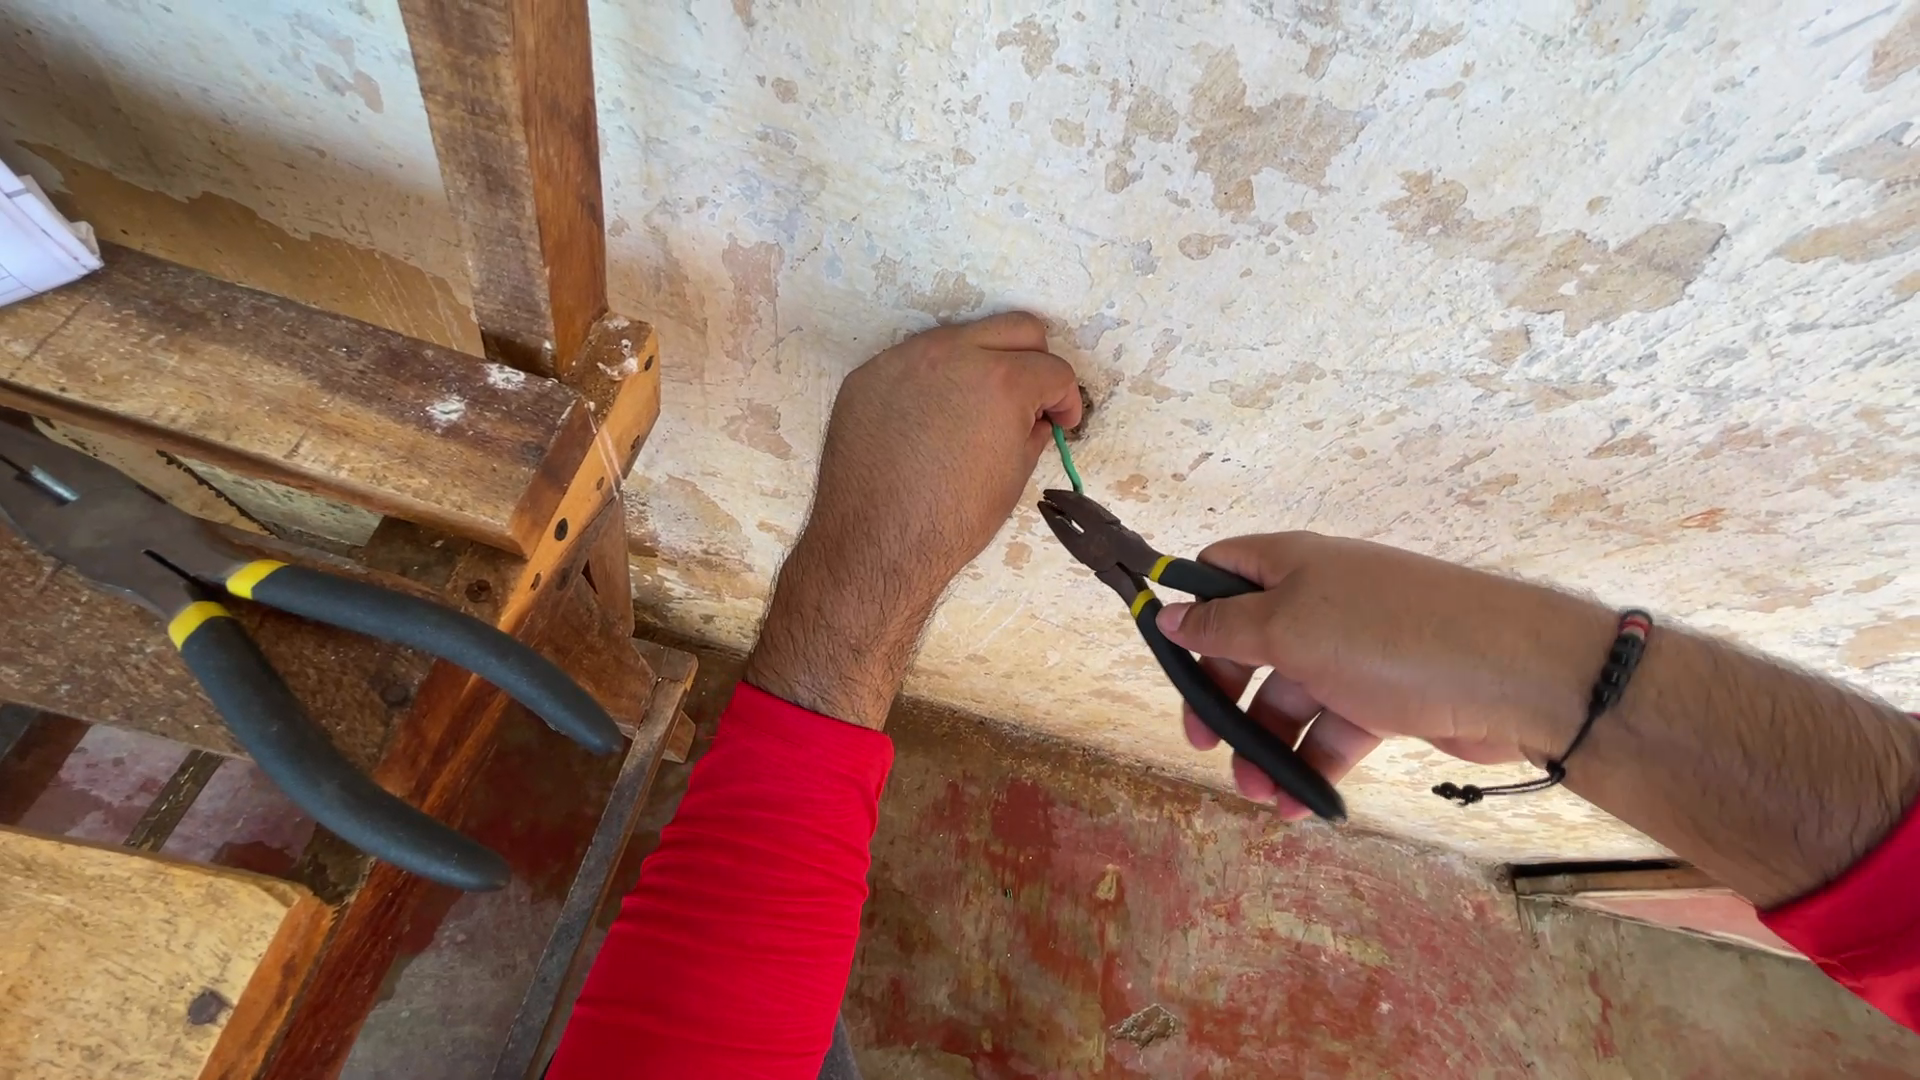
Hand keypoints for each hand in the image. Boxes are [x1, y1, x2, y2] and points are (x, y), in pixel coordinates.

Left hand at [746, 313, 1080, 728]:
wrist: (875, 543)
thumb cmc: (953, 520)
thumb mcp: (1012, 477)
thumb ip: (1032, 432)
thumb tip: (1036, 418)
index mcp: (1001, 380)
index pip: (1053, 369)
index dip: (1066, 399)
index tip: (1062, 421)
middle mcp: (953, 352)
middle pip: (1017, 328)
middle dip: (1034, 363)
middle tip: (1028, 402)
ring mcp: (906, 358)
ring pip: (961, 337)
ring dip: (981, 365)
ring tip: (973, 411)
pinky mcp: (870, 373)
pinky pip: (915, 363)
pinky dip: (934, 382)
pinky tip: (928, 422)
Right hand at [1155, 532, 1616, 819]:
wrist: (1518, 676)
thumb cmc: (1380, 635)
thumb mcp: (1285, 627)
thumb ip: (1219, 626)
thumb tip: (1164, 613)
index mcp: (1287, 567)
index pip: (1219, 572)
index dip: (1190, 606)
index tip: (1170, 652)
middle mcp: (1314, 602)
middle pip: (1246, 645)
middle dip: (1223, 696)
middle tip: (1202, 741)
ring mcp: (1349, 650)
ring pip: (1288, 696)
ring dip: (1266, 745)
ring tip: (1257, 793)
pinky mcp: (1382, 695)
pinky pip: (1331, 727)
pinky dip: (1312, 762)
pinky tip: (1299, 804)